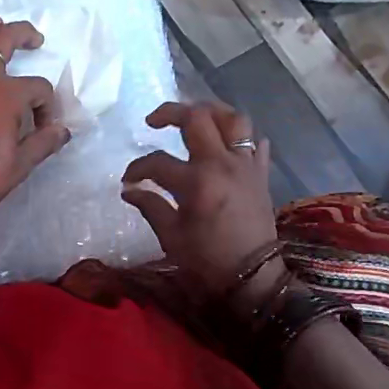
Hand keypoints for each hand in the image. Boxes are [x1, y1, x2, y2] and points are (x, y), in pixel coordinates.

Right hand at [121, 101, 287, 313]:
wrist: (252, 277)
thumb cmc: (207, 261)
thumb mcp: (171, 237)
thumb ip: (150, 207)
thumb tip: (130, 190)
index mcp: (196, 182)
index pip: (157, 162)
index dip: (137, 169)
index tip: (128, 181)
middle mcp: (222, 164)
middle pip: (197, 118)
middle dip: (170, 113)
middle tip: (154, 122)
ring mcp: (246, 165)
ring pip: (233, 118)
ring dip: (210, 111)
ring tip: (194, 117)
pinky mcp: (261, 174)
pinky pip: (255, 142)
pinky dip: (241, 138)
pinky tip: (227, 145)